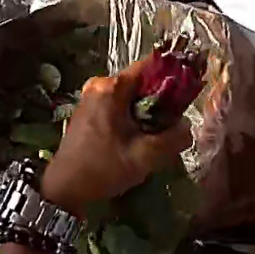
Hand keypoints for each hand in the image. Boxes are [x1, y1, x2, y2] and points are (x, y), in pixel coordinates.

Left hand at [39, 60, 192, 214]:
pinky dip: (132, 118)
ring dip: (147, 113)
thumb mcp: (146, 156)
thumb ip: (174, 137)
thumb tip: (186, 125)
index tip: (189, 94)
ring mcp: (90, 97)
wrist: (65, 187)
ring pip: (131, 97)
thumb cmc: (103, 168)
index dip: (174, 76)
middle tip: (172, 125)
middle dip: (161, 101)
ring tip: (156, 136)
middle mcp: (98, 85)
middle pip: (142, 83)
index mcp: (111, 87)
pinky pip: (118, 106)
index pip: (151, 67)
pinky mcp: (88, 111)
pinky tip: (137, 139)